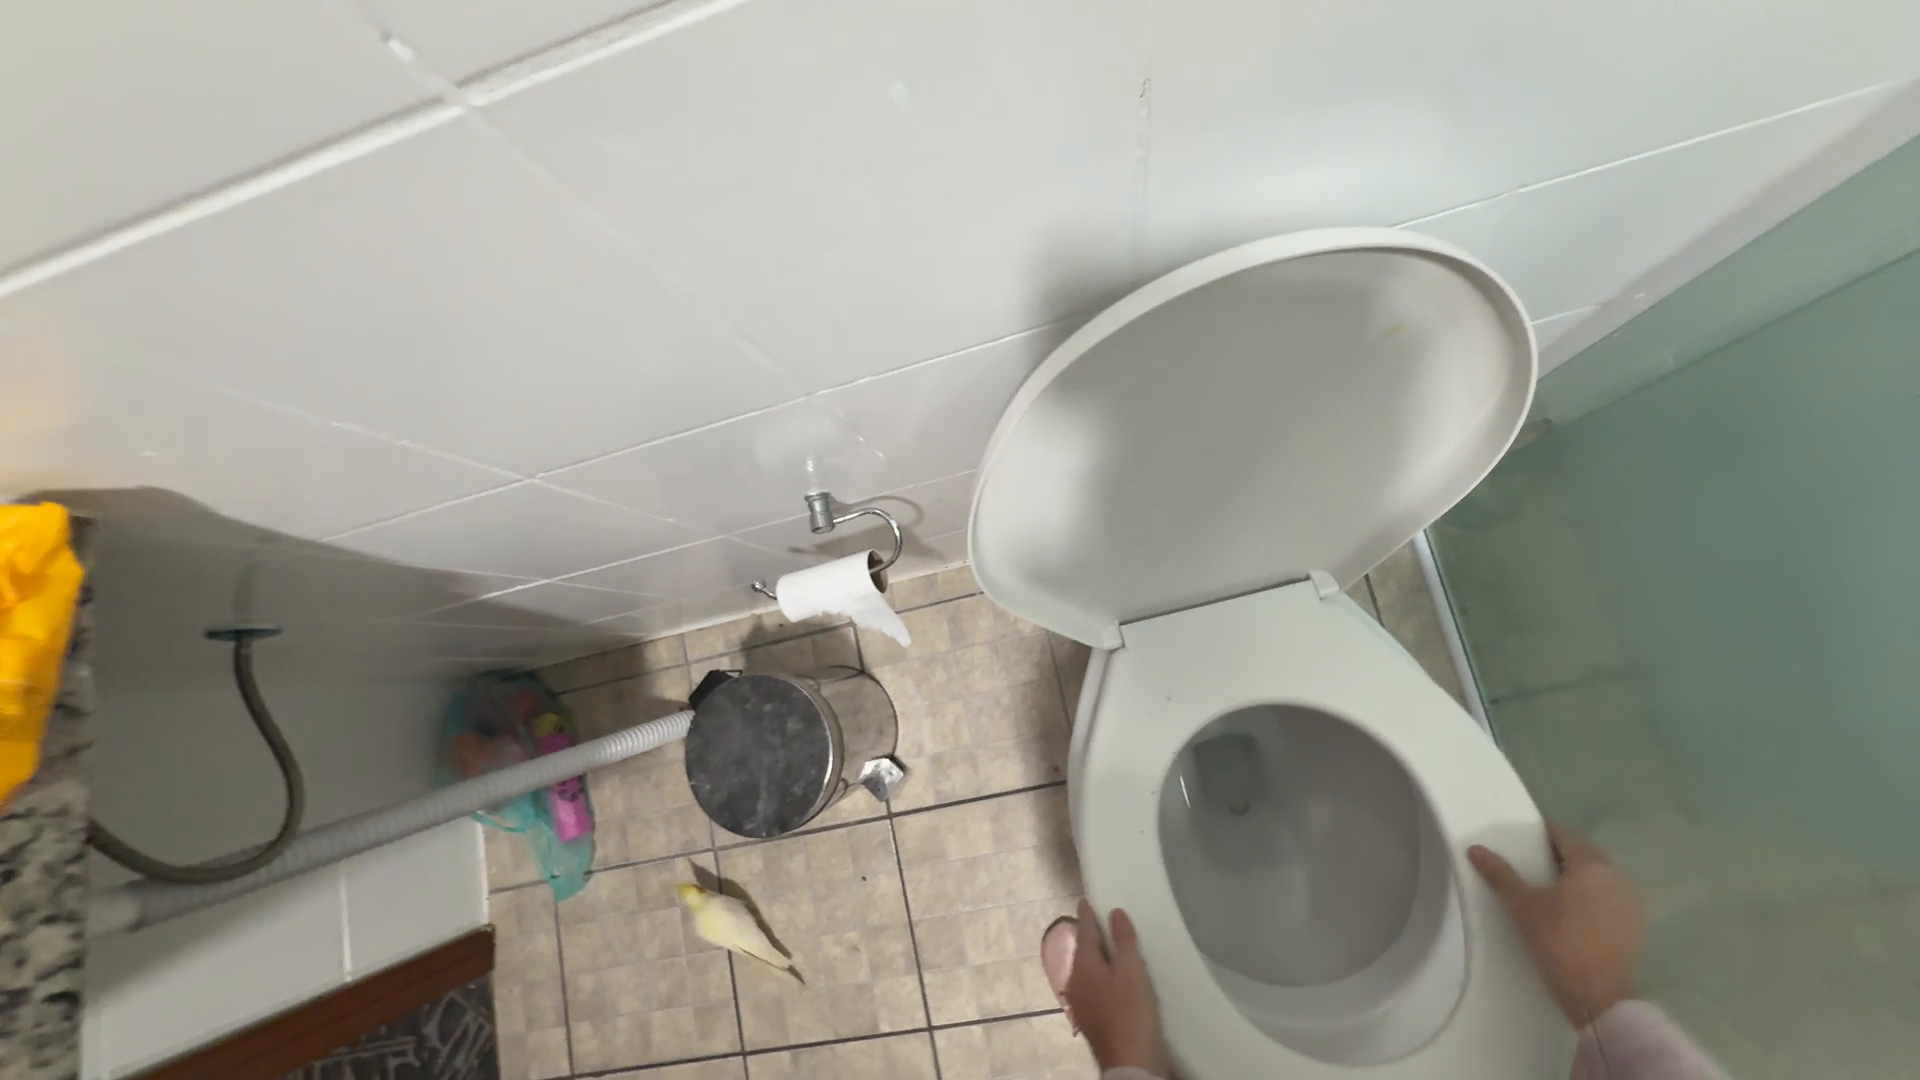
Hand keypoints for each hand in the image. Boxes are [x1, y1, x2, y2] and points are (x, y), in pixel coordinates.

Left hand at [1065, 899, 1169, 1075]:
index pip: (1084, 930)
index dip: (1087, 914)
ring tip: (1108, 945)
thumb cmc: (1130, 1013)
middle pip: (1083, 950)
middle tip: (1100, 919)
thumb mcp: (1132, 972)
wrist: (1130, 1065)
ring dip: (1097, 956)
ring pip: (1087, 969)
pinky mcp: (1091, 1018)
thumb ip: (1123, 940)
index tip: (1084, 899)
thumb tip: (1114, 912)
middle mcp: (1075, 980)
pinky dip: (1101, 975)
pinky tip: (1111, 978)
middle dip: (1091, 935)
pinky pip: (1093, 985)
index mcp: (1083, 965)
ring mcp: (1081, 1002)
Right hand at [1470, 822, 1645, 1028]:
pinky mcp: (1634, 927)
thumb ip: (1499, 873)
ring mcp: (1631, 904)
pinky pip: (1607, 899)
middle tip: (1527, 865)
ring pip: (1597, 878)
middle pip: (1582, 855)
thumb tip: (1476, 848)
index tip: (1518, 841)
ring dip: (1574, 878)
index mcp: (1593, 865)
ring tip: (1546, 889)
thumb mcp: (1521, 904)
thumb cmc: (1558, 940)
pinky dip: (1589, 898)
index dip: (1539, 834)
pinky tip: (1568, 912)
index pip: (1563, 835)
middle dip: (1556, 856)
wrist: (1598, 995)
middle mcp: (1618, 878)